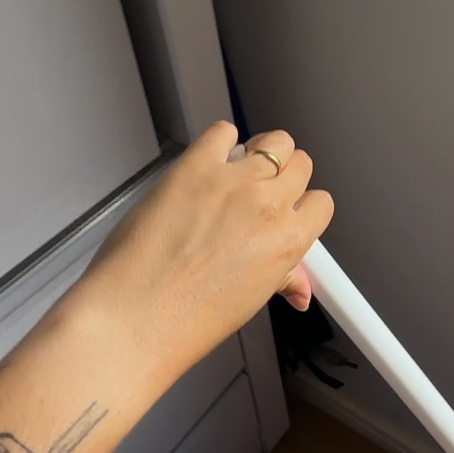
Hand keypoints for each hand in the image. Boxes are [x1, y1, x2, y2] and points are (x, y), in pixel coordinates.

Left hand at [65, 121, 333, 380]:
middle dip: (285, 175)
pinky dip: (222, 140)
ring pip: (274, 141)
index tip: (288, 208)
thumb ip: (283, 279)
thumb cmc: (185, 320)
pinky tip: (212, 160)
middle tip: (262, 190)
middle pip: (300, 163)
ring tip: (238, 172)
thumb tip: (299, 287)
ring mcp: (234, 180)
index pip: (321, 202)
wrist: (132, 318)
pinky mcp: (197, 166)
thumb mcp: (250, 301)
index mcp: (289, 239)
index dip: (303, 204)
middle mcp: (268, 204)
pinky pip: (223, 131)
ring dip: (261, 152)